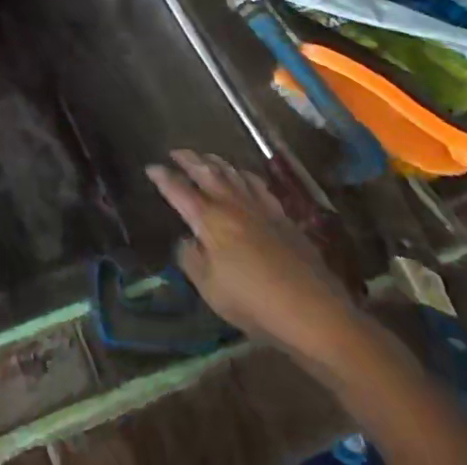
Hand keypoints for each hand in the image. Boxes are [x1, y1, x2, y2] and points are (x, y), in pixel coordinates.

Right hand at [147, 150, 358, 360]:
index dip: (163, 177)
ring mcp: (261, 209)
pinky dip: (245, 175)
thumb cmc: (254, 303)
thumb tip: (187, 240)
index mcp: (210, 220)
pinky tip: (245, 177)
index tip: (151, 168)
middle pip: (207, 172)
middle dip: (189, 159)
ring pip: (235, 174)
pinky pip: (259, 186)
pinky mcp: (284, 218)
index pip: (179, 190)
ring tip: (206, 158)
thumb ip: (191, 259)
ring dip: (216, 162)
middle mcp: (233, 206)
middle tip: (176, 152)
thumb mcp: (209, 288)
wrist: (315, 314)